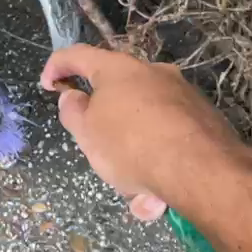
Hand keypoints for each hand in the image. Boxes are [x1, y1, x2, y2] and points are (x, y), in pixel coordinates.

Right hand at [40, 44, 240, 220]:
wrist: (200, 169)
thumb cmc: (130, 145)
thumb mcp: (87, 133)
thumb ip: (73, 112)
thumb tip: (73, 96)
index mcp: (118, 69)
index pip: (77, 55)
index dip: (56, 67)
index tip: (48, 86)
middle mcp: (152, 73)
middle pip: (116, 96)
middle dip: (104, 128)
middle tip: (98, 152)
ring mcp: (181, 94)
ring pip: (143, 126)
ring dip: (133, 158)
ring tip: (134, 193)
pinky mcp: (202, 119)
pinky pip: (166, 140)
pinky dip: (157, 164)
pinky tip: (156, 196)